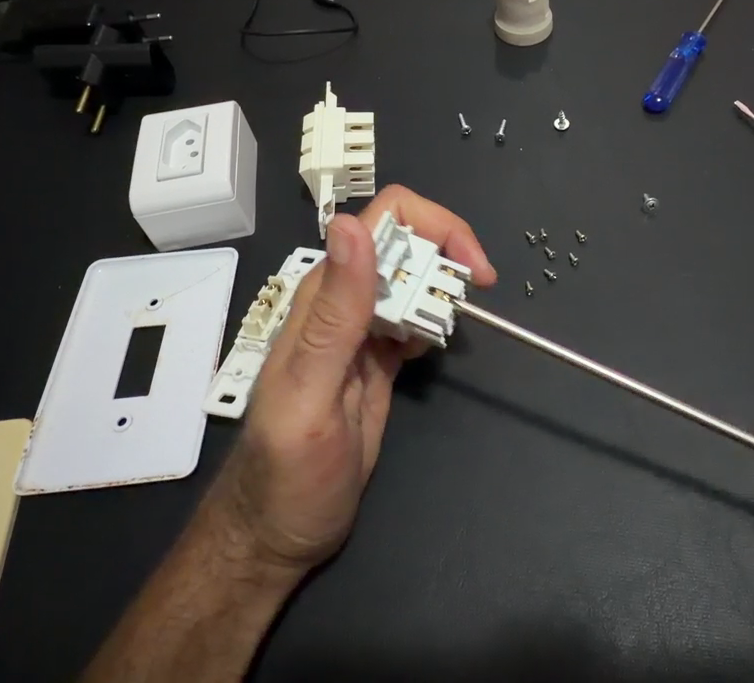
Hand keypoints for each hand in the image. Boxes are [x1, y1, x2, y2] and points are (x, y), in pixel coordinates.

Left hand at [203, 185, 495, 573]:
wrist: (278, 532)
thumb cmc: (288, 473)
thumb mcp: (310, 393)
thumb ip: (333, 314)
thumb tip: (351, 226)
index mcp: (324, 296)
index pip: (383, 222)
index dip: (435, 228)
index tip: (471, 269)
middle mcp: (342, 301)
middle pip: (405, 242)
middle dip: (448, 255)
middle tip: (475, 296)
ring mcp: (360, 330)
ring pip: (411, 277)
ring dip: (443, 288)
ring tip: (459, 322)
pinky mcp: (374, 358)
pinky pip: (410, 316)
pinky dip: (434, 319)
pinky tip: (438, 342)